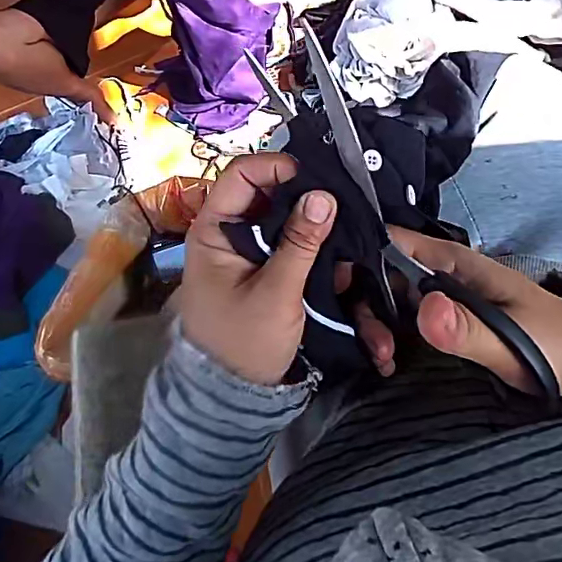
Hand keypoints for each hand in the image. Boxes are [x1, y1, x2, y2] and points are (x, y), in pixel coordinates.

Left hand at [179, 154, 335, 384]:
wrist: (234, 394)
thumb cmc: (244, 343)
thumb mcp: (275, 293)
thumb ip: (299, 243)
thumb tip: (323, 195)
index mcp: (215, 231)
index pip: (241, 175)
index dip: (277, 167)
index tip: (316, 179)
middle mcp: (229, 233)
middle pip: (269, 193)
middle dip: (305, 195)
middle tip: (342, 202)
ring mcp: (248, 250)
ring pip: (285, 218)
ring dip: (314, 223)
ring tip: (347, 228)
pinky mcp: (266, 267)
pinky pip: (292, 243)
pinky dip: (314, 246)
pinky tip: (339, 255)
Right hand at [351, 228, 561, 396]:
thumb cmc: (556, 343)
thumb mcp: (514, 340)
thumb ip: (469, 329)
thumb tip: (423, 308)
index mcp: (456, 262)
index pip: (394, 242)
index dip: (360, 257)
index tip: (340, 288)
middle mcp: (442, 273)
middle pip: (382, 271)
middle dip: (366, 303)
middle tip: (377, 347)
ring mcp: (441, 295)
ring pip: (387, 296)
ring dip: (374, 323)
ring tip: (384, 359)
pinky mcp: (443, 318)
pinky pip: (402, 318)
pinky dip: (387, 335)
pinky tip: (389, 360)